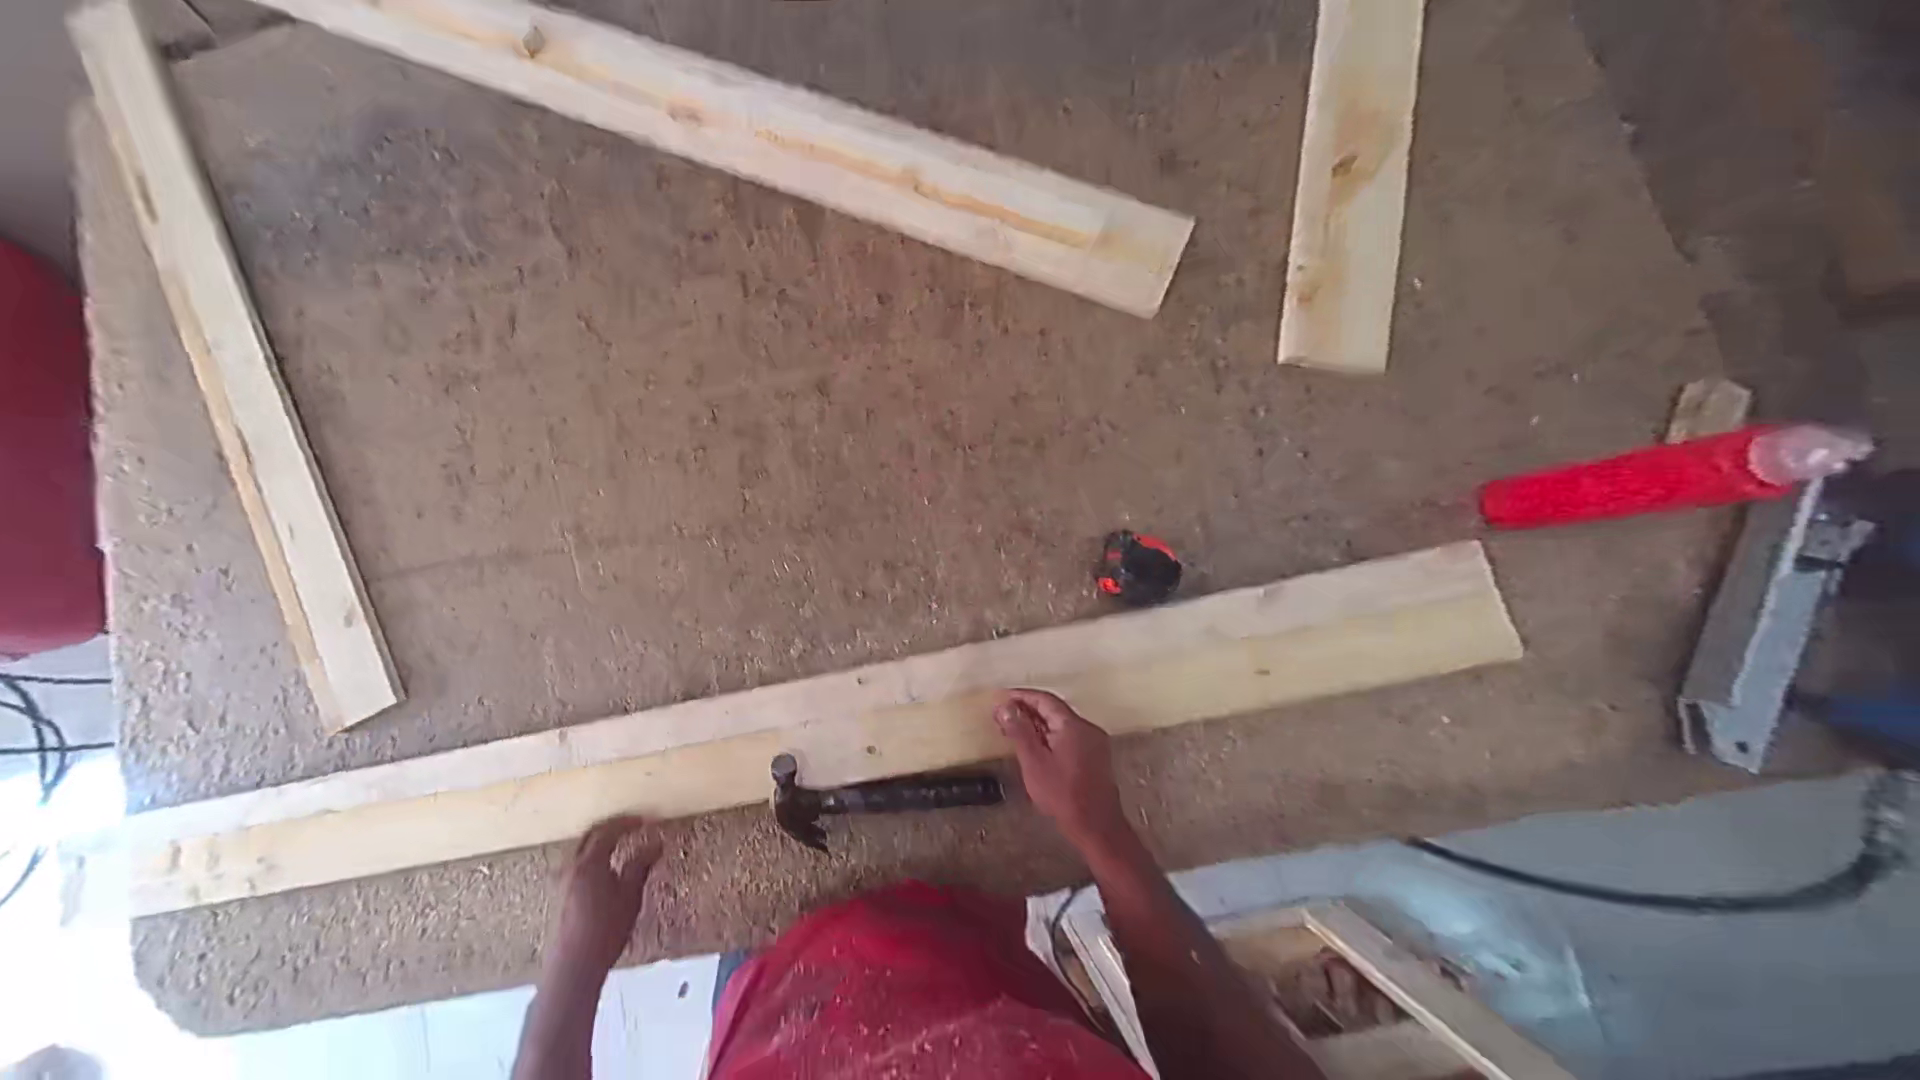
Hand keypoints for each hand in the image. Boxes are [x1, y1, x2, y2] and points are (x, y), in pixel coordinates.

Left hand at [546, 816, 660, 979]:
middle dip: (610, 827)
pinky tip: (603, 869)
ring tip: (618, 844)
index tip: (645, 820)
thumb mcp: (630, 896)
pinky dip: (591, 857)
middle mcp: (571, 868)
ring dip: (598, 842)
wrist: (573, 968)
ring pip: (579, 850)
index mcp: (589, 864)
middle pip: (589, 836)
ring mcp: (561, 883)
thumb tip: (655, 843)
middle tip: (631, 825)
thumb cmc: (606, 930)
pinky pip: (575, 865)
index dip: (627, 822)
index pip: (608, 831)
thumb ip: (640, 865)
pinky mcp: (559, 898)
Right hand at [994, 689, 1133, 851]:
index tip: (1002, 697)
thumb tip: (1004, 706)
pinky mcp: (1095, 757)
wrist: (1096, 826)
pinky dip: (1050, 735)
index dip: (1021, 696)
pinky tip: (1036, 746)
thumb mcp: (1034, 762)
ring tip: (1014, 729)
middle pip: (1054, 710)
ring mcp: (1094, 742)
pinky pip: (1069, 736)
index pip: (1045, 699)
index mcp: (1073, 725)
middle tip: (1003, 714)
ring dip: (1038, 723)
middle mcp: (1087, 728)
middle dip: (1027, 709)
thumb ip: (1019, 731)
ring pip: (1061, 724)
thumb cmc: (1062, 794)